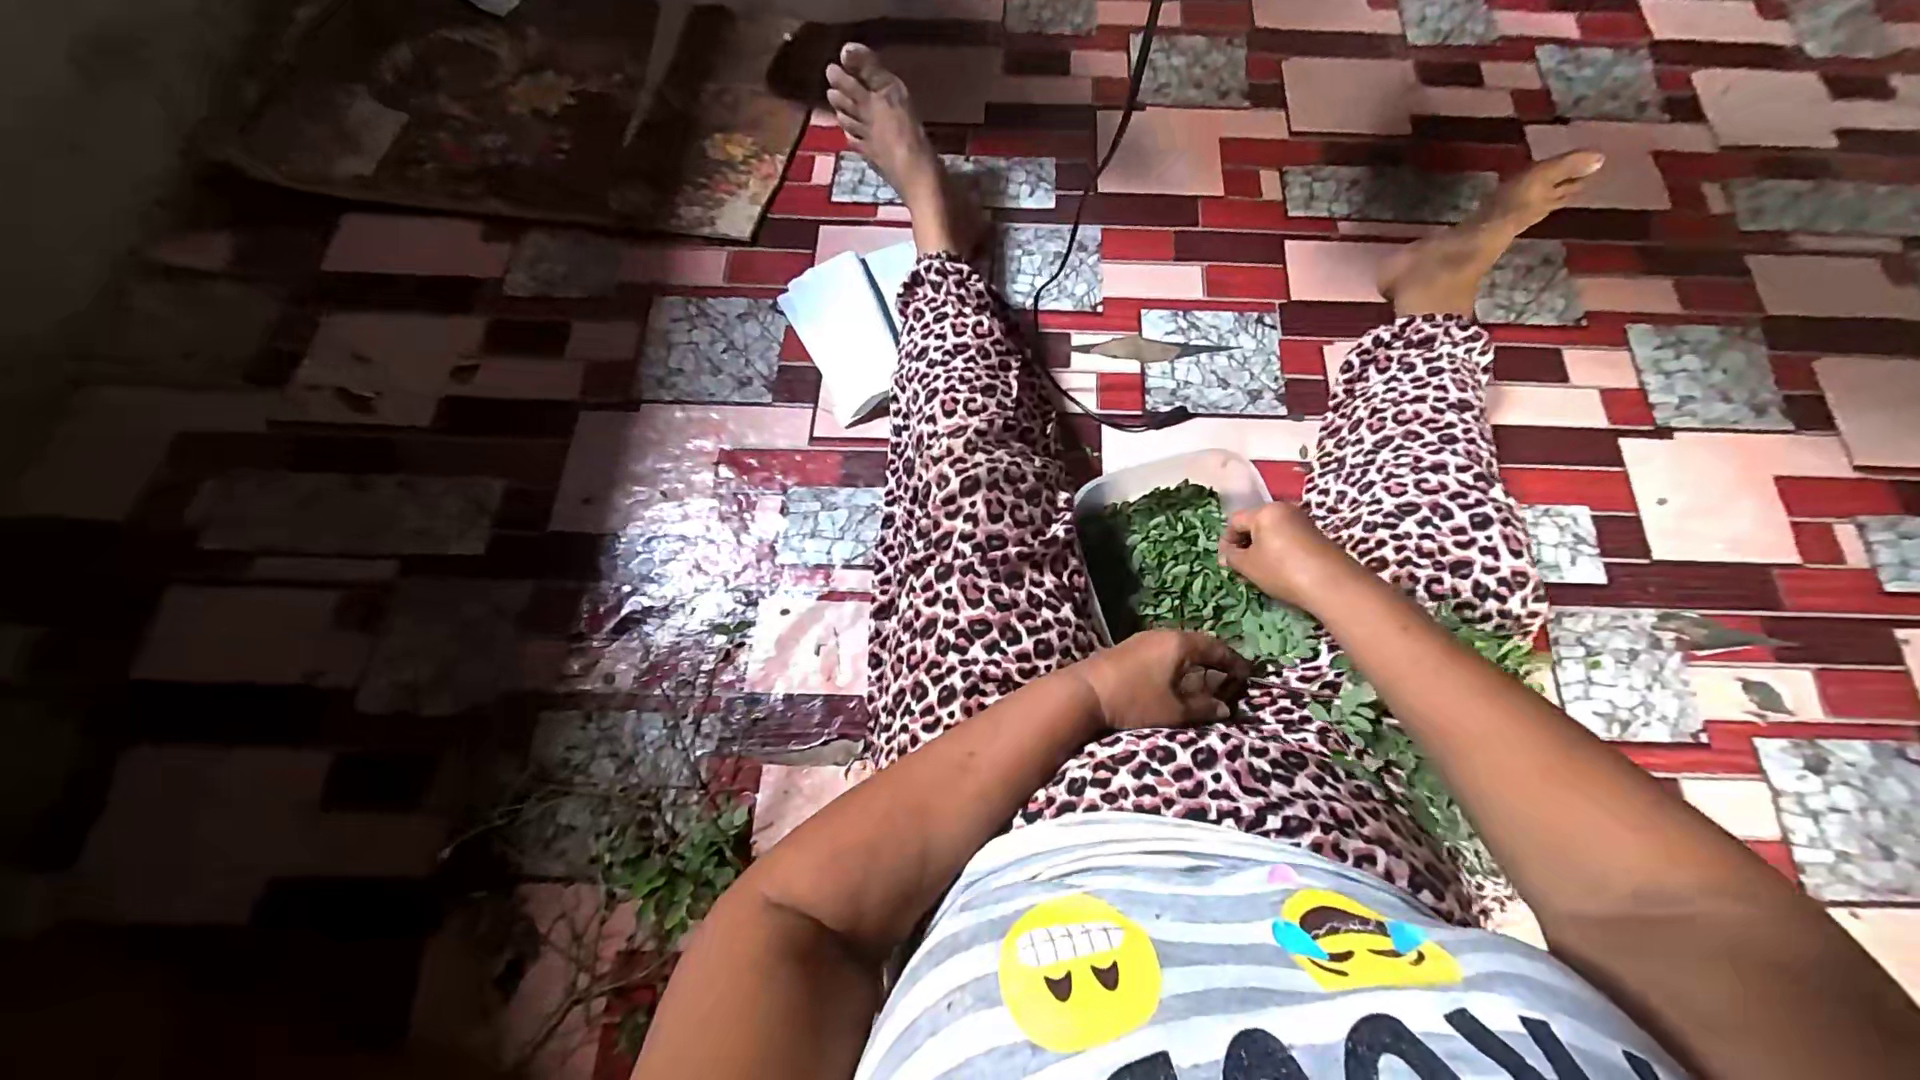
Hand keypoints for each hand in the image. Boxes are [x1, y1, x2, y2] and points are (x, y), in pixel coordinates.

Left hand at [1064, 629, 1251, 729]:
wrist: (1084, 692)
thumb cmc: (1134, 700)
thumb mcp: (1174, 710)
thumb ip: (1203, 707)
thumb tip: (1225, 708)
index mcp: (1180, 644)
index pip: (1217, 648)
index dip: (1234, 662)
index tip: (1248, 676)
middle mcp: (1163, 635)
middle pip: (1197, 644)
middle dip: (1215, 660)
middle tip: (1229, 677)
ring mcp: (1143, 639)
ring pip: (1178, 647)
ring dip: (1194, 661)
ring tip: (1205, 680)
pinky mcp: (1128, 648)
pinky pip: (1162, 651)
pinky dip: (1176, 663)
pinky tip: (1175, 679)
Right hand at [1217, 500, 1355, 610]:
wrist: (1331, 584)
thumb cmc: (1281, 570)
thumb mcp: (1247, 565)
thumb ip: (1231, 556)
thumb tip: (1227, 554)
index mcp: (1265, 511)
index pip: (1235, 521)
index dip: (1226, 541)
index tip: (1226, 562)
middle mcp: (1285, 510)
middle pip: (1254, 525)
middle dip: (1244, 547)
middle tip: (1239, 569)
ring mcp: (1302, 522)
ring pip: (1271, 534)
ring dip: (1259, 552)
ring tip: (1257, 574)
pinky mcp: (1315, 536)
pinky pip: (1286, 540)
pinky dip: (1276, 553)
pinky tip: (1276, 572)